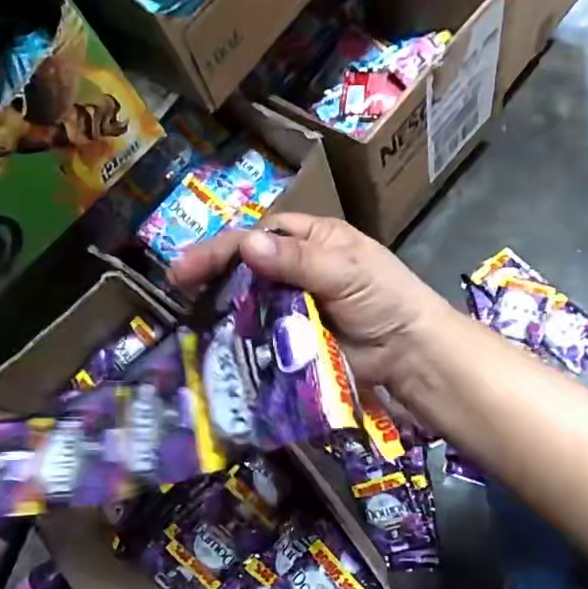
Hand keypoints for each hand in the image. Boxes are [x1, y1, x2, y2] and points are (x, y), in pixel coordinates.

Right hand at [170, 213, 456, 390]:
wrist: (409, 352)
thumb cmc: (385, 298)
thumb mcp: (345, 270)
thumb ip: (297, 261)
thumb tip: (247, 245)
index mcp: (311, 240)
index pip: (261, 235)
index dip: (225, 247)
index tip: (191, 265)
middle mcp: (296, 268)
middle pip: (247, 266)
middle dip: (214, 273)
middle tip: (178, 286)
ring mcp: (292, 304)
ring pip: (249, 300)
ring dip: (222, 305)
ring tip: (188, 314)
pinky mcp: (292, 337)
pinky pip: (260, 333)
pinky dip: (240, 336)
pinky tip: (215, 341)